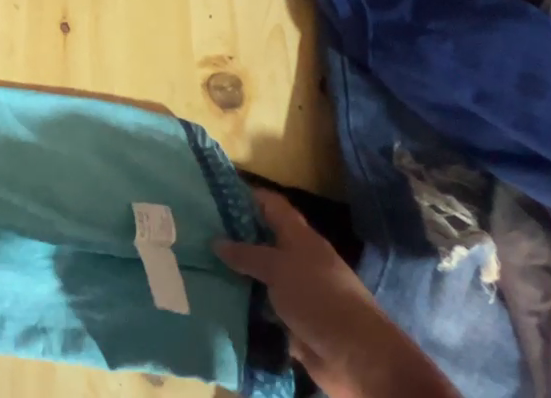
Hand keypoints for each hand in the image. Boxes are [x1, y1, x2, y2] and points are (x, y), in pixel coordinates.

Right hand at [216, 189, 458, 397]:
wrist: (359, 359)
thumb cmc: (321, 299)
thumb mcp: (279, 268)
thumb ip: (246, 253)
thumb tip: (216, 242)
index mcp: (300, 239)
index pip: (270, 205)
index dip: (244, 194)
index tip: (208, 190)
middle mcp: (298, 260)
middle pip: (260, 238)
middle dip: (230, 233)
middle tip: (191, 227)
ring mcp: (294, 291)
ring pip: (256, 272)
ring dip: (231, 270)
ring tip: (193, 260)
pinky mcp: (289, 319)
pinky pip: (258, 303)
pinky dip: (239, 299)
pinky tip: (211, 293)